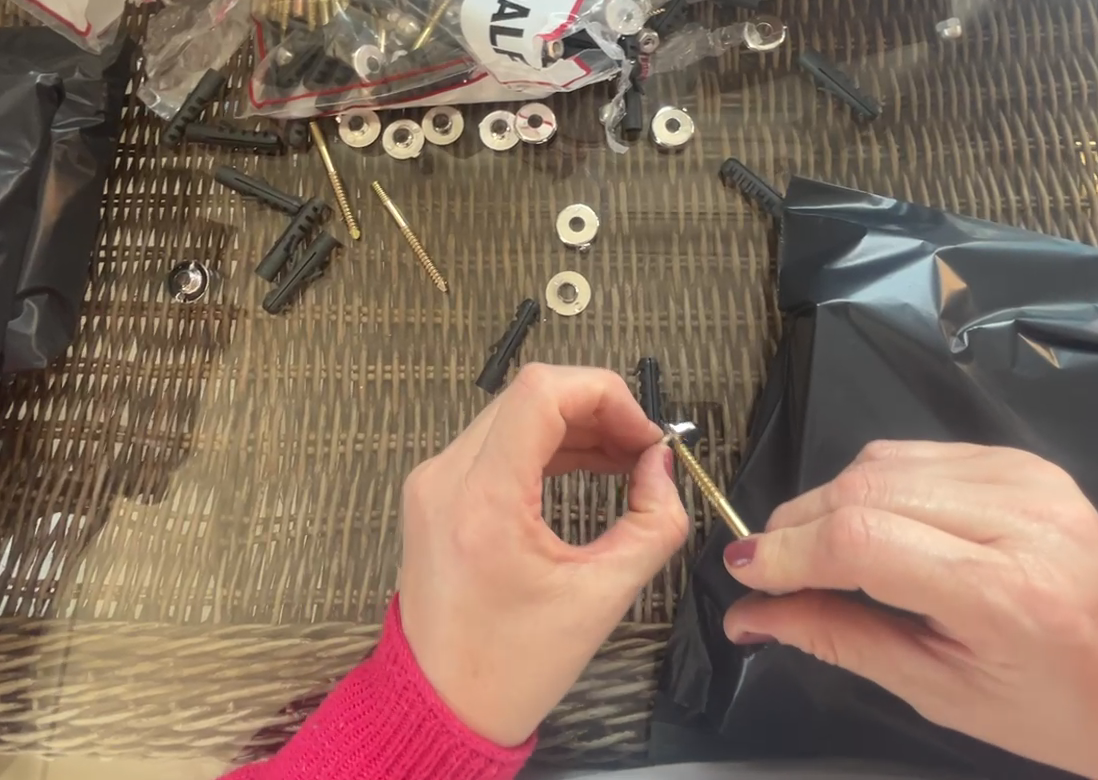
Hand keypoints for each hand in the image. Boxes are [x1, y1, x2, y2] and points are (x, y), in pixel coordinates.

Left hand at [398, 364, 690, 746]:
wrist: (437, 705)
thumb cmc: (512, 665)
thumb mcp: (602, 597)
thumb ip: (653, 524)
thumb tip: (662, 465)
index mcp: (484, 501)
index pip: (540, 392)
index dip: (603, 394)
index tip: (643, 435)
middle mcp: (447, 475)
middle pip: (530, 394)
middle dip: (597, 408)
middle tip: (641, 448)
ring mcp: (435, 477)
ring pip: (515, 410)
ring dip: (575, 423)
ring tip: (623, 457)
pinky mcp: (437, 486)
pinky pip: (498, 438)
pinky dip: (547, 441)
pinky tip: (587, 462)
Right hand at [721, 441, 1097, 779]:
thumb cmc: (1056, 712)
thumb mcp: (939, 693)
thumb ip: (835, 637)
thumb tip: (747, 615)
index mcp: (1012, 594)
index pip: (864, 543)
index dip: (788, 551)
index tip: (740, 571)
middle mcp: (1021, 516)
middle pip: (863, 492)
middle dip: (796, 527)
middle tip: (766, 565)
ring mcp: (1023, 474)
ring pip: (876, 465)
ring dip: (825, 504)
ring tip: (814, 548)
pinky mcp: (1016, 456)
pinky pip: (906, 454)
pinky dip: (865, 484)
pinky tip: (868, 521)